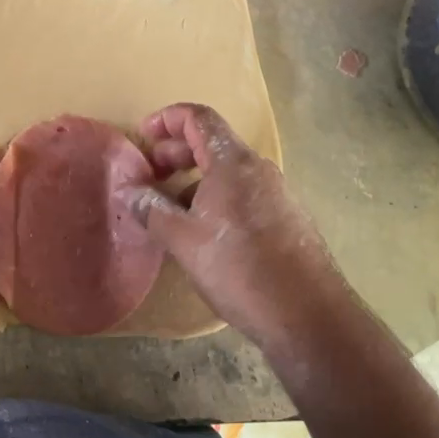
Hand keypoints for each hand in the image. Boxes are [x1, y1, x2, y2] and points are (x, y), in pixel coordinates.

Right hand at [124, 103, 324, 337]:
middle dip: (176, 152)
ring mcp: (277, 195)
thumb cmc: (241, 270)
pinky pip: (243, 194)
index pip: (198, 117)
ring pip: (227, 172)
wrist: (312, 320)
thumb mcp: (184, 241)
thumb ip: (151, 209)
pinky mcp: (287, 221)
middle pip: (212, 142)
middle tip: (151, 175)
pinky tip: (204, 234)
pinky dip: (216, 199)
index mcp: (233, 162)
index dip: (166, 118)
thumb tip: (126, 190)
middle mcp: (258, 170)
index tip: (143, 136)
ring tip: (171, 211)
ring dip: (194, 180)